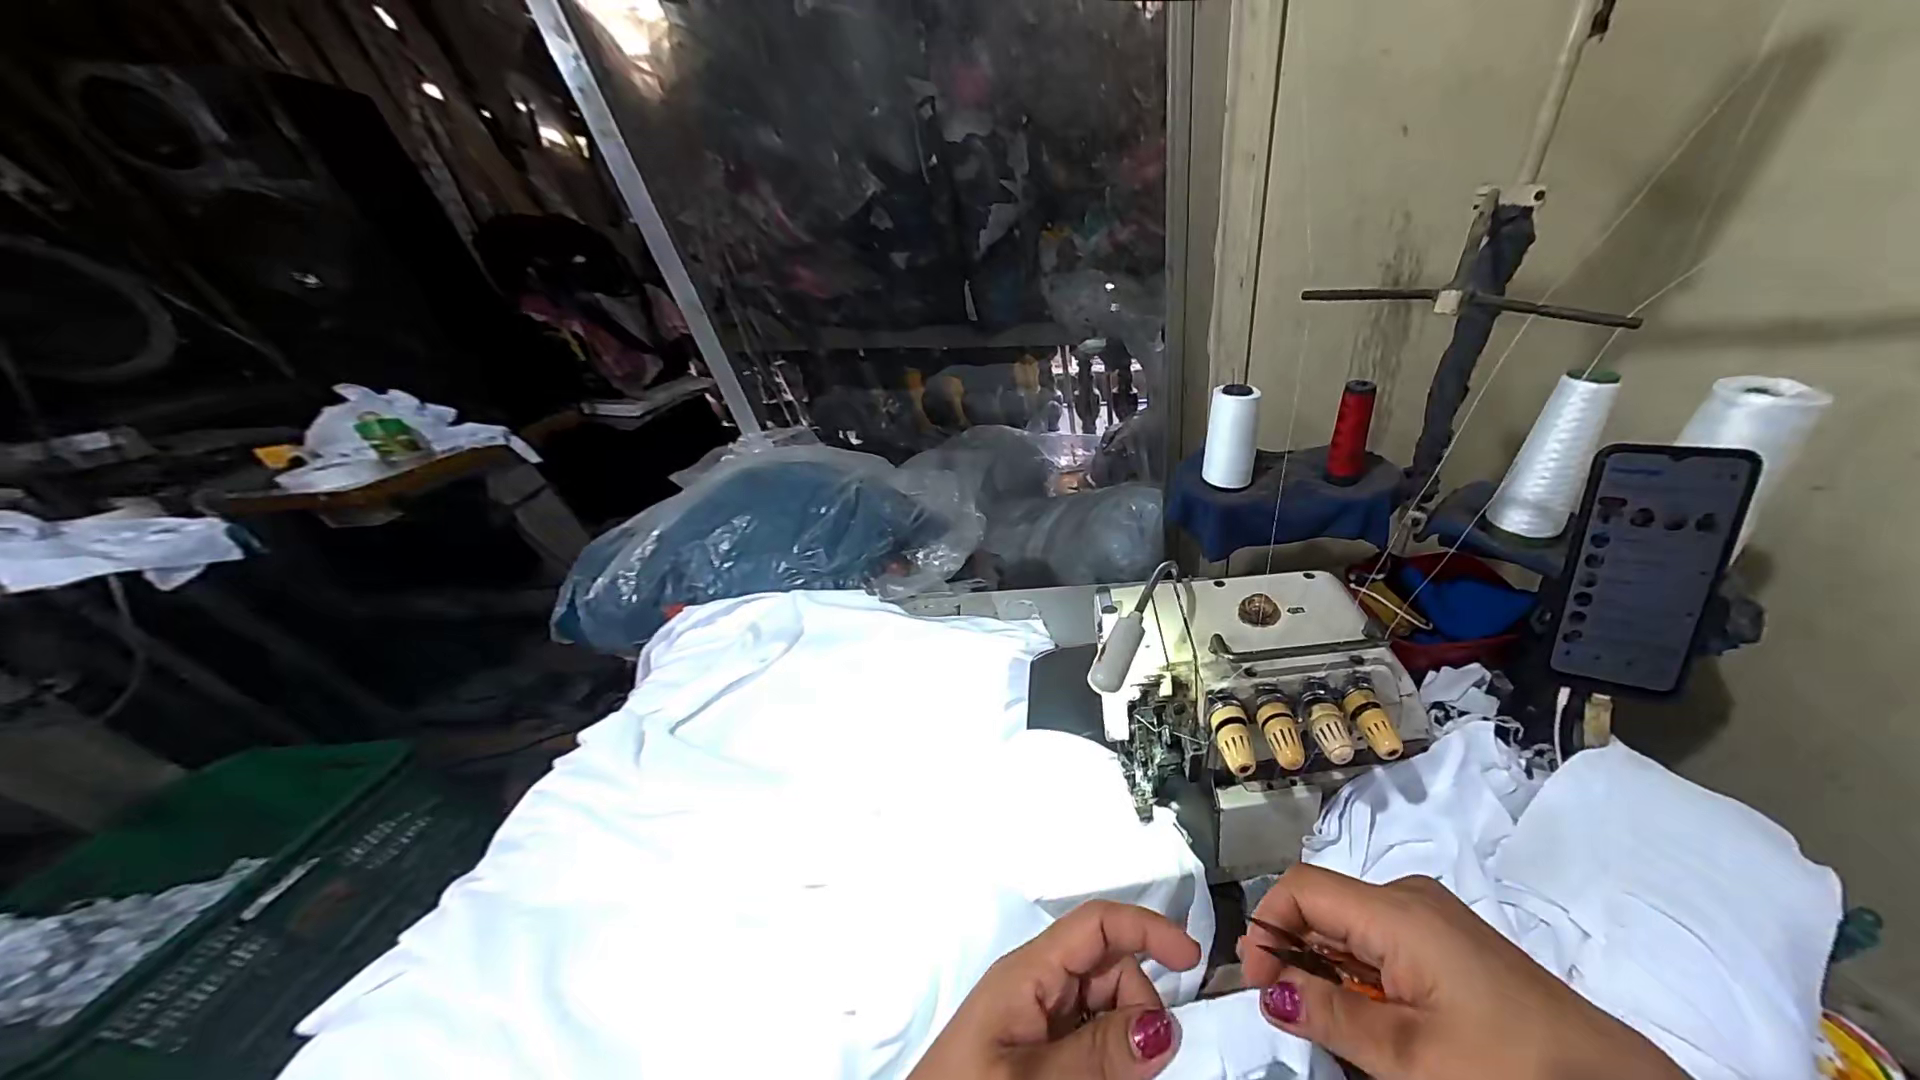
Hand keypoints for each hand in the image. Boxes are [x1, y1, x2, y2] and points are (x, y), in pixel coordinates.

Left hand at [909, 900, 1202, 1079]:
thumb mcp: (1034, 1078)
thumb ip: (1098, 1053)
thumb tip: (1164, 1026)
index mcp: (1029, 971)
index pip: (1095, 924)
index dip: (1145, 927)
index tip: (1193, 961)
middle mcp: (1038, 983)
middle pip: (1111, 968)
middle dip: (1140, 1005)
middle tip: (1138, 1066)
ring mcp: (1042, 1015)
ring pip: (1109, 1006)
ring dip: (1128, 1038)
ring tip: (1115, 1078)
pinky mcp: (1043, 1045)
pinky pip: (1094, 1035)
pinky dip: (1113, 1055)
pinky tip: (1107, 1078)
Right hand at [1239, 865, 1687, 1079]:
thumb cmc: (1512, 1070)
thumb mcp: (1411, 1057)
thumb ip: (1330, 1015)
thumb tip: (1269, 992)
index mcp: (1397, 910)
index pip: (1301, 888)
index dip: (1266, 926)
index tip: (1259, 984)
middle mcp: (1409, 896)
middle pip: (1323, 905)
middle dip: (1294, 951)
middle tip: (1289, 1010)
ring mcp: (1434, 914)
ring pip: (1350, 923)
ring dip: (1326, 965)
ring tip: (1332, 1020)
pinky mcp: (1451, 937)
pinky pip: (1381, 937)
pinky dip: (1360, 970)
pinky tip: (1376, 1014)